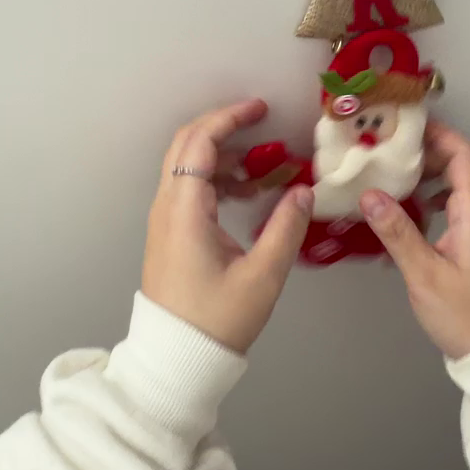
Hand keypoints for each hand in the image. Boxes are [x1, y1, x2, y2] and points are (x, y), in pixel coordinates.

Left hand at [143, 98, 314, 353]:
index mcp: (185, 210)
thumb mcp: (262, 277)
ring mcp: (165, 218)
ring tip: (262, 165)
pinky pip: (189, 185)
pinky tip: (247, 191)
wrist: (176, 360)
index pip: (199, 142)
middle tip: (260, 121)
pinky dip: (216, 176)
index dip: (229, 118)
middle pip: (187, 143)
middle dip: (223, 125)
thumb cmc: (216, 321)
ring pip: (187, 163)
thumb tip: (304, 191)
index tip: (260, 108)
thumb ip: (285, 228)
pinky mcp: (170, 231)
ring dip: (222, 153)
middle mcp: (168, 206)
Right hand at [361, 122, 469, 358]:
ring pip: (457, 184)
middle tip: (389, 148)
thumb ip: (398, 232)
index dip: (438, 133)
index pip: (464, 155)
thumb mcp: (425, 275)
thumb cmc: (467, 316)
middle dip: (426, 149)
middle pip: (460, 163)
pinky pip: (455, 204)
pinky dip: (432, 196)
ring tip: (393, 173)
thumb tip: (369, 194)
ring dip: (428, 172)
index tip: (405, 126)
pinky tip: (408, 210)